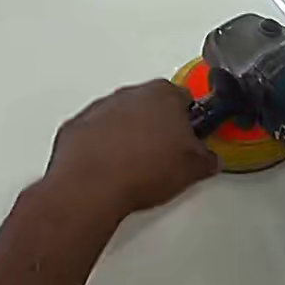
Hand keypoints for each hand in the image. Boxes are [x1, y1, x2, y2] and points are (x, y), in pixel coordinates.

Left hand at [35, 80, 219, 223]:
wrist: (91, 189)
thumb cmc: (142, 170)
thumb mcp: (194, 168)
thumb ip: (208, 158)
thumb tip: (209, 161)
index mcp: (165, 95)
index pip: (185, 98)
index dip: (189, 119)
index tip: (189, 136)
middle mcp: (131, 94)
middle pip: (152, 103)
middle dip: (158, 122)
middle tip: (165, 150)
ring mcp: (100, 109)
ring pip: (122, 115)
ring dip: (129, 132)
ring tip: (136, 163)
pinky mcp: (75, 127)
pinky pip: (94, 131)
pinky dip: (102, 144)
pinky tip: (111, 167)